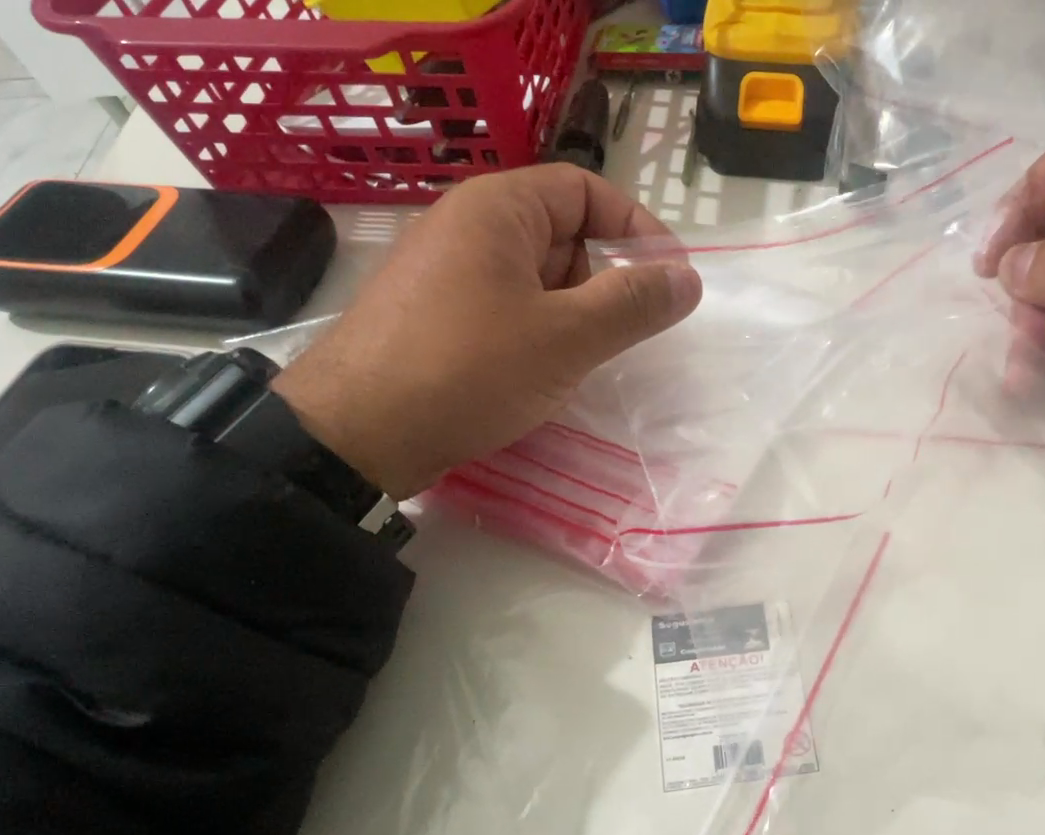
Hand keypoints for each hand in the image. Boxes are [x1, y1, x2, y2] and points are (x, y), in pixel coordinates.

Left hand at [274, 165, 701, 496]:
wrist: (356, 435)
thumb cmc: (468, 370)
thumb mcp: (566, 338)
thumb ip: (633, 304)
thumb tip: (689, 279)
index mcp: (498, 209)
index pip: (585, 189)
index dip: (636, 227)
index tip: (670, 280)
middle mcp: (466, 226)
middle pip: (561, 234)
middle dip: (600, 281)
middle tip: (616, 336)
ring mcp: (443, 272)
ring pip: (532, 279)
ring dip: (567, 316)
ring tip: (573, 364)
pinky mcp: (430, 316)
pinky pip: (501, 309)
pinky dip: (532, 334)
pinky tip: (533, 377)